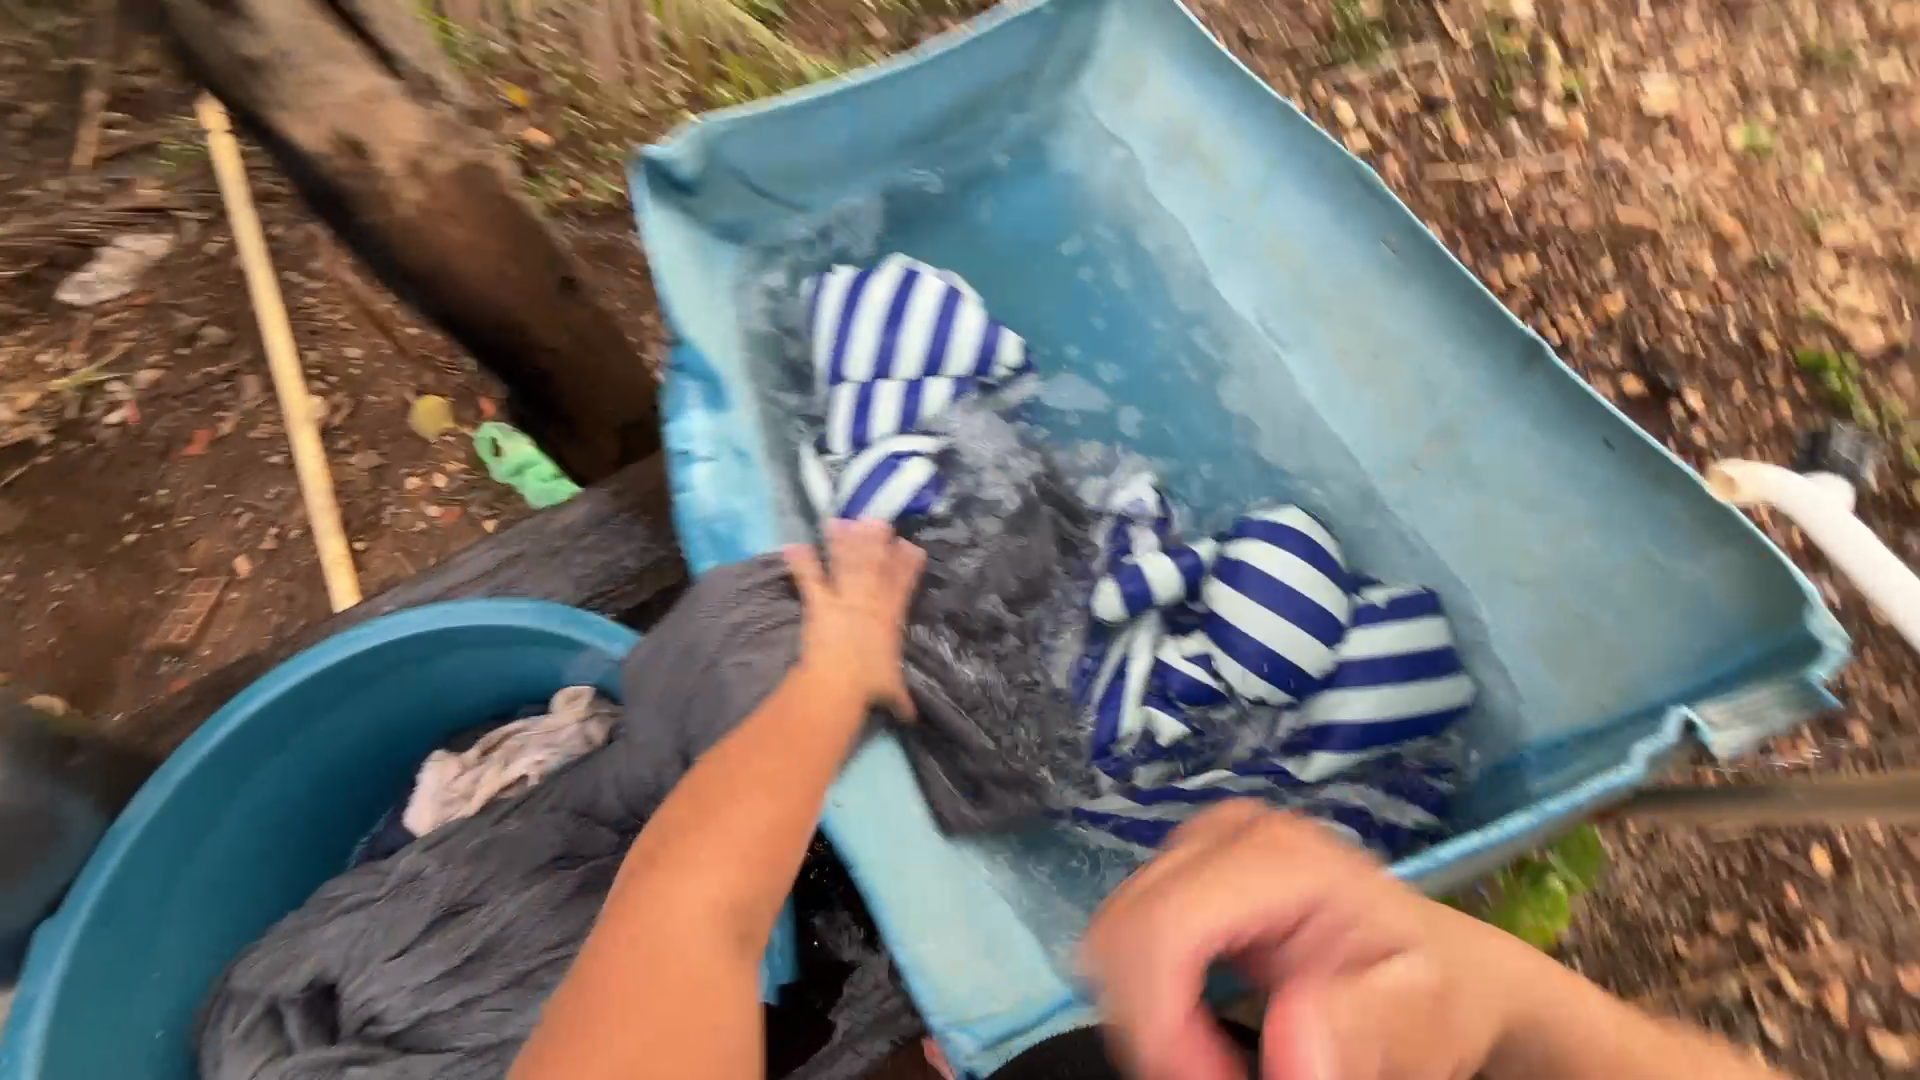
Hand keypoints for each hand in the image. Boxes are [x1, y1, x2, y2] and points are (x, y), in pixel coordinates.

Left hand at [784, 519, 926, 717]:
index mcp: (890, 620)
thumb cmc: (869, 686)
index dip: (907, 566)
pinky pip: (810, 579)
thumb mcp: (891, 692)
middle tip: (877, 520)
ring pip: (847, 565)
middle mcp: (870, 603)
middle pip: (875, 567)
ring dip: (844, 543)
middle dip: (876, 542)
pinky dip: (801, 562)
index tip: (912, 547)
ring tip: (840, 522)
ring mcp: (845, 600)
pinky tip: (794, 544)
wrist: (840, 684)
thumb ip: (900, 699)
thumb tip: (910, 718)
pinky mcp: (820, 603)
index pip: (902, 587)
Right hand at [1080, 802, 1531, 1079]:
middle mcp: (1221, 833)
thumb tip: (1291, 1053)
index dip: (1162, 1021)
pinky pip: (1124, 930)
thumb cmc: (1431, 987)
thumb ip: (1366, 1032)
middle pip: (1124, 926)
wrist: (1436, 958)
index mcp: (1279, 856)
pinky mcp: (1178, 864)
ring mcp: (1193, 842)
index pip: (1166, 925)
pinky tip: (1191, 1020)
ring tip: (1204, 1056)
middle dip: (1147, 1022)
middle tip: (1208, 1077)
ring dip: (1141, 1009)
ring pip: (1112, 929)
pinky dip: (1143, 990)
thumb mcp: (1424, 1019)